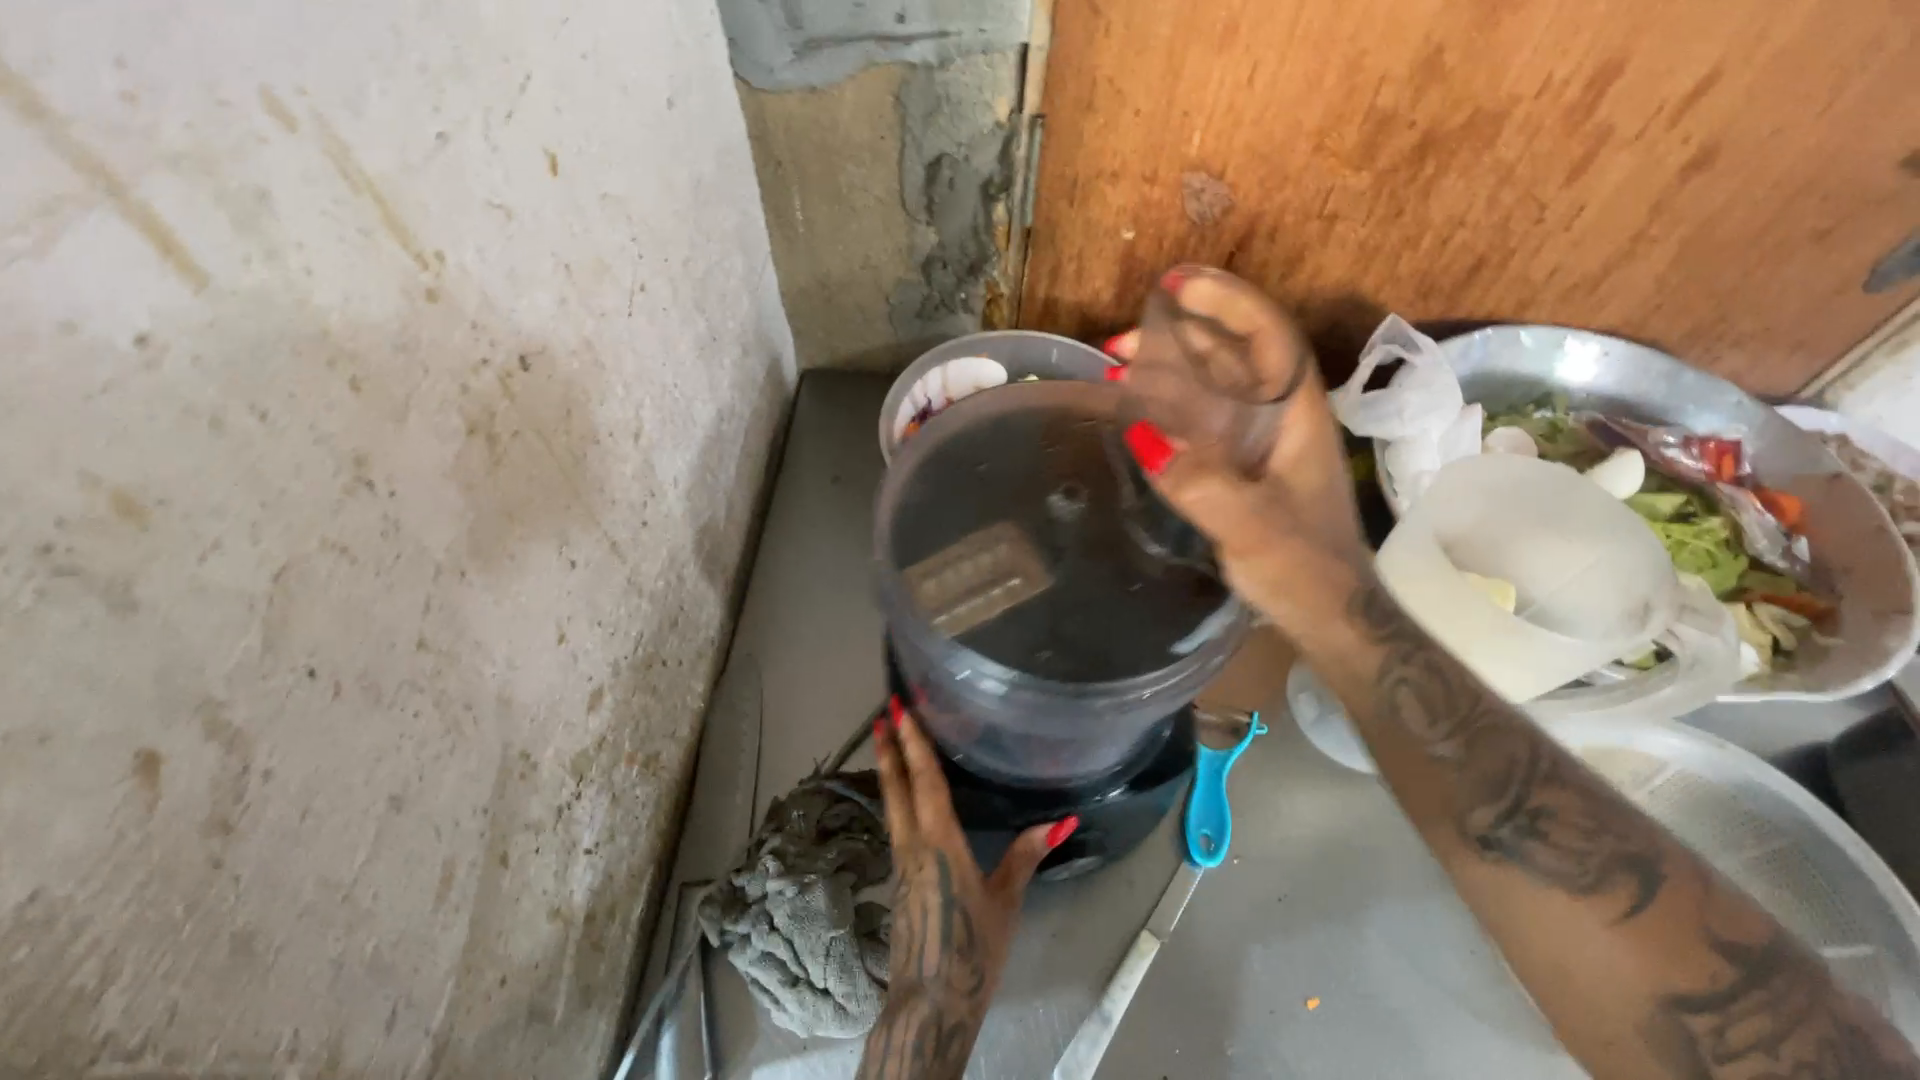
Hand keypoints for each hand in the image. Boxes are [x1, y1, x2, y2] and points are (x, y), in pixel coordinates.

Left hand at [857, 697, 1076, 1078]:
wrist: (930, 1001)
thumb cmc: (973, 949)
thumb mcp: (1005, 901)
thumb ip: (1025, 856)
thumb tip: (1061, 821)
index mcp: (939, 843)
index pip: (924, 783)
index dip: (913, 745)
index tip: (898, 712)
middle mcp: (912, 846)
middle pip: (897, 789)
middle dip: (889, 750)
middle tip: (881, 714)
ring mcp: (900, 865)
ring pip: (892, 807)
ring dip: (889, 773)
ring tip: (886, 746)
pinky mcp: (898, 883)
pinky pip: (895, 828)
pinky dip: (895, 801)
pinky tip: (901, 803)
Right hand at [1108, 267, 1369, 629]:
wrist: (1331, 617)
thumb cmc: (1305, 568)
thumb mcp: (1253, 527)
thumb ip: (1199, 482)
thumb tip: (1140, 434)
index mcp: (1297, 414)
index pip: (1265, 336)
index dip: (1223, 302)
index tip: (1173, 286)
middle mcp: (1279, 419)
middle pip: (1230, 356)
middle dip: (1176, 338)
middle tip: (1116, 343)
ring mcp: (1259, 446)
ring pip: (1212, 390)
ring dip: (1166, 374)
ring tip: (1114, 371)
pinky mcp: (1242, 472)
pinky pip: (1201, 425)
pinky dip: (1168, 413)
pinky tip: (1136, 418)